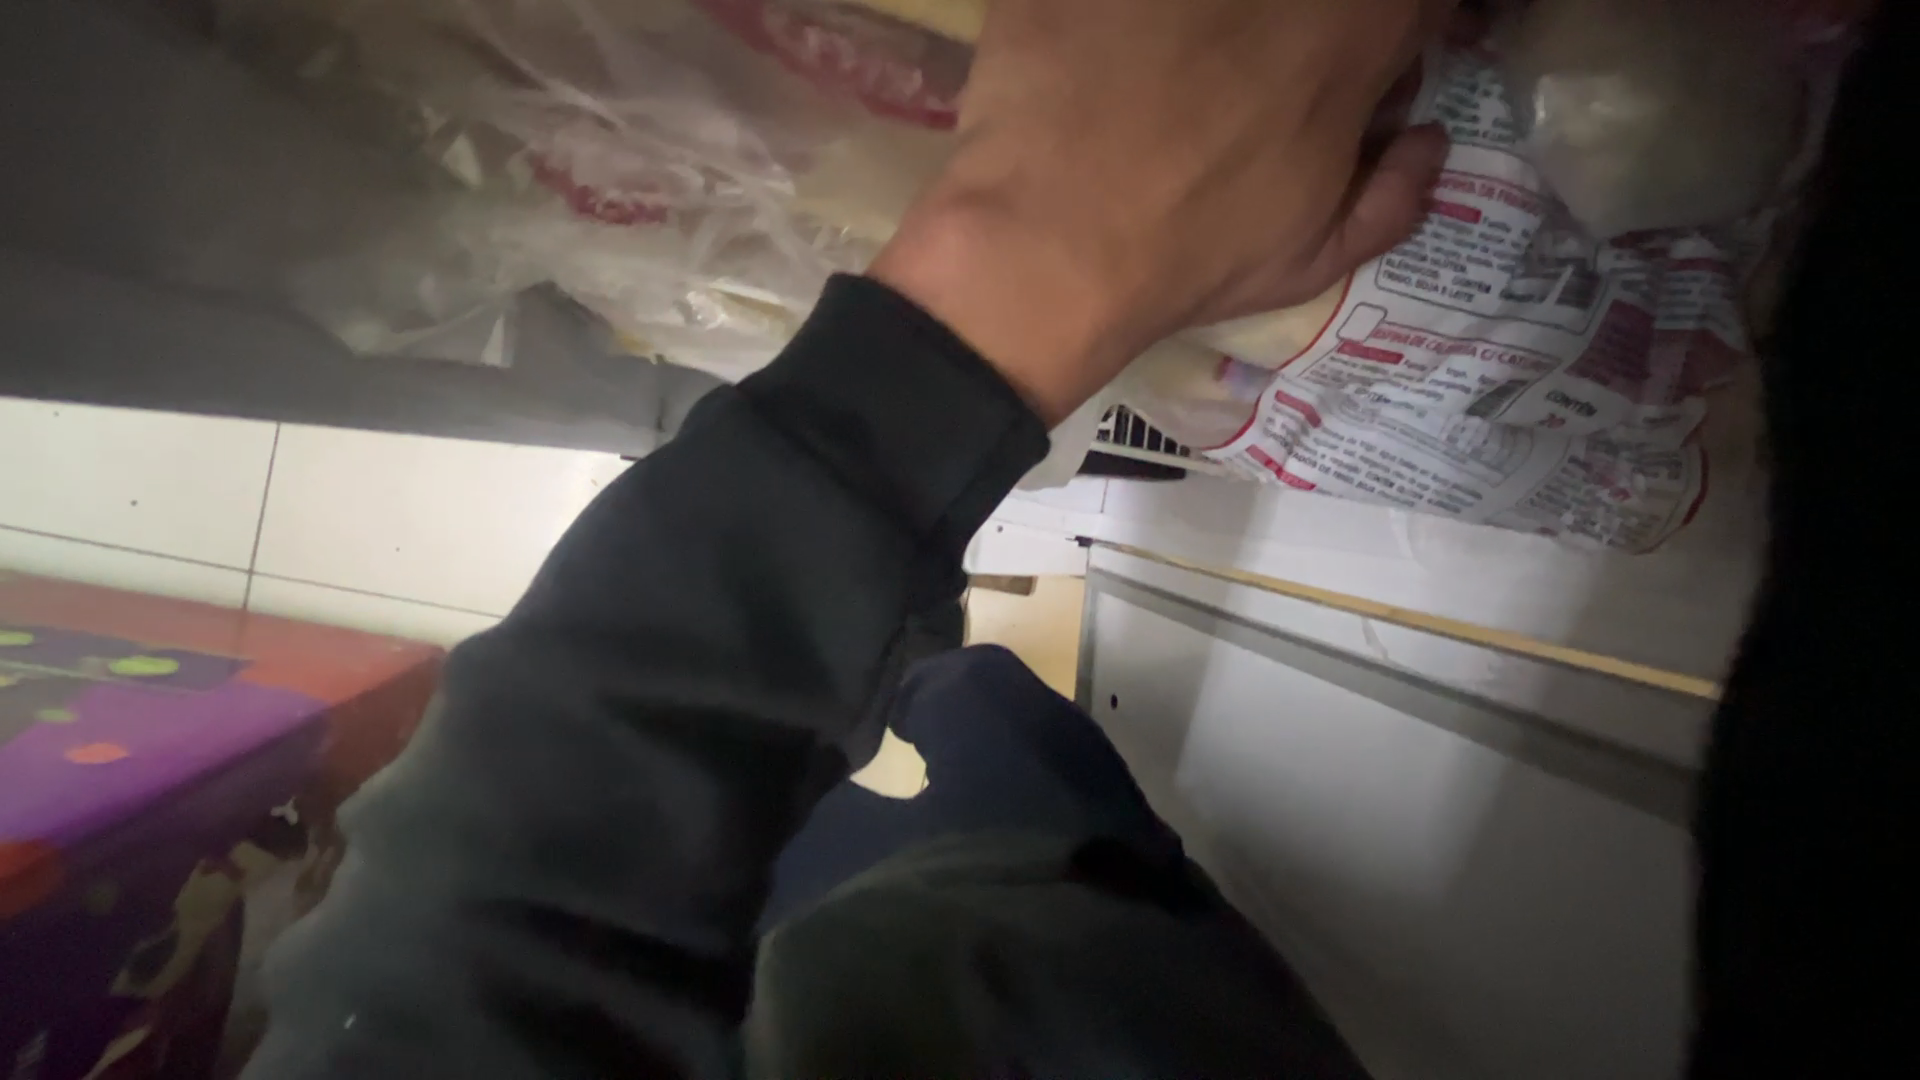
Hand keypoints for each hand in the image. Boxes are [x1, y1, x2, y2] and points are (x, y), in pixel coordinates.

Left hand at [870, 0, 1452, 424]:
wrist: (1050, 246)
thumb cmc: (1190, 257)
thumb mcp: (1313, 261)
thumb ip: (1395, 198)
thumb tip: (1424, 144)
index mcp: (1360, 22)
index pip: (1409, 7)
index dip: (1389, 42)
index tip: (1362, 78)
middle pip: (1305, 5)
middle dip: (1298, 38)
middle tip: (1252, 87)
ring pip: (1205, 9)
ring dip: (1204, 35)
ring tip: (1167, 91)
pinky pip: (1102, 6)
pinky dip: (1111, 32)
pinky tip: (1098, 77)